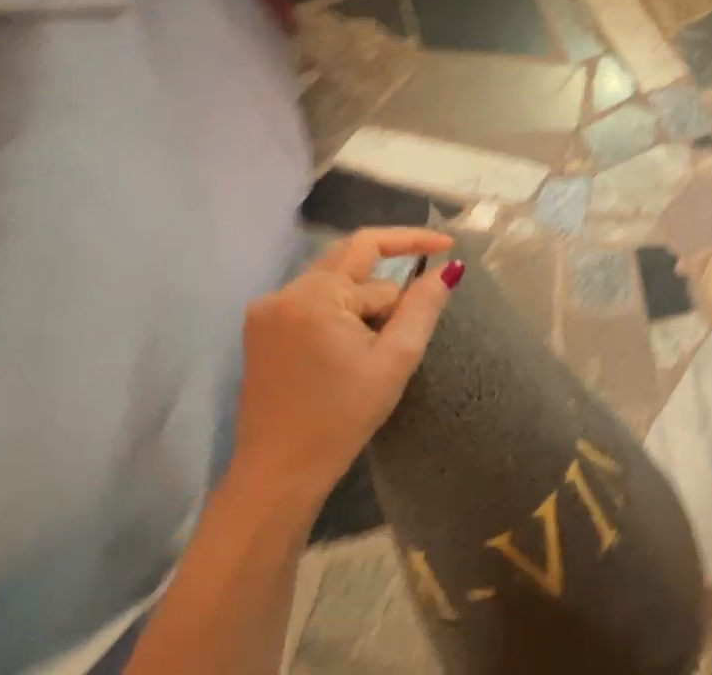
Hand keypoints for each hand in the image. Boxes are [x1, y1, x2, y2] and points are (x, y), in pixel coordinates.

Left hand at [230, 228, 460, 503]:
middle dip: (389, 290)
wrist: (280, 471)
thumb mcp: (396, 358)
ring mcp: (265, 314)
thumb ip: (424, 305)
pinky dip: (345, 318)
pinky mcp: (262, 334)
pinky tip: (353, 354)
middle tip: (409, 329)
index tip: (449, 245)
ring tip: (378, 352)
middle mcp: (281, 295)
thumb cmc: (343, 414)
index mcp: (313, 297)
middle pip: (352, 267)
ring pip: (337, 289)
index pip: (369, 246)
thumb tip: (449, 268)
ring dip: (367, 308)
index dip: (412, 240)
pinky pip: (316, 306)